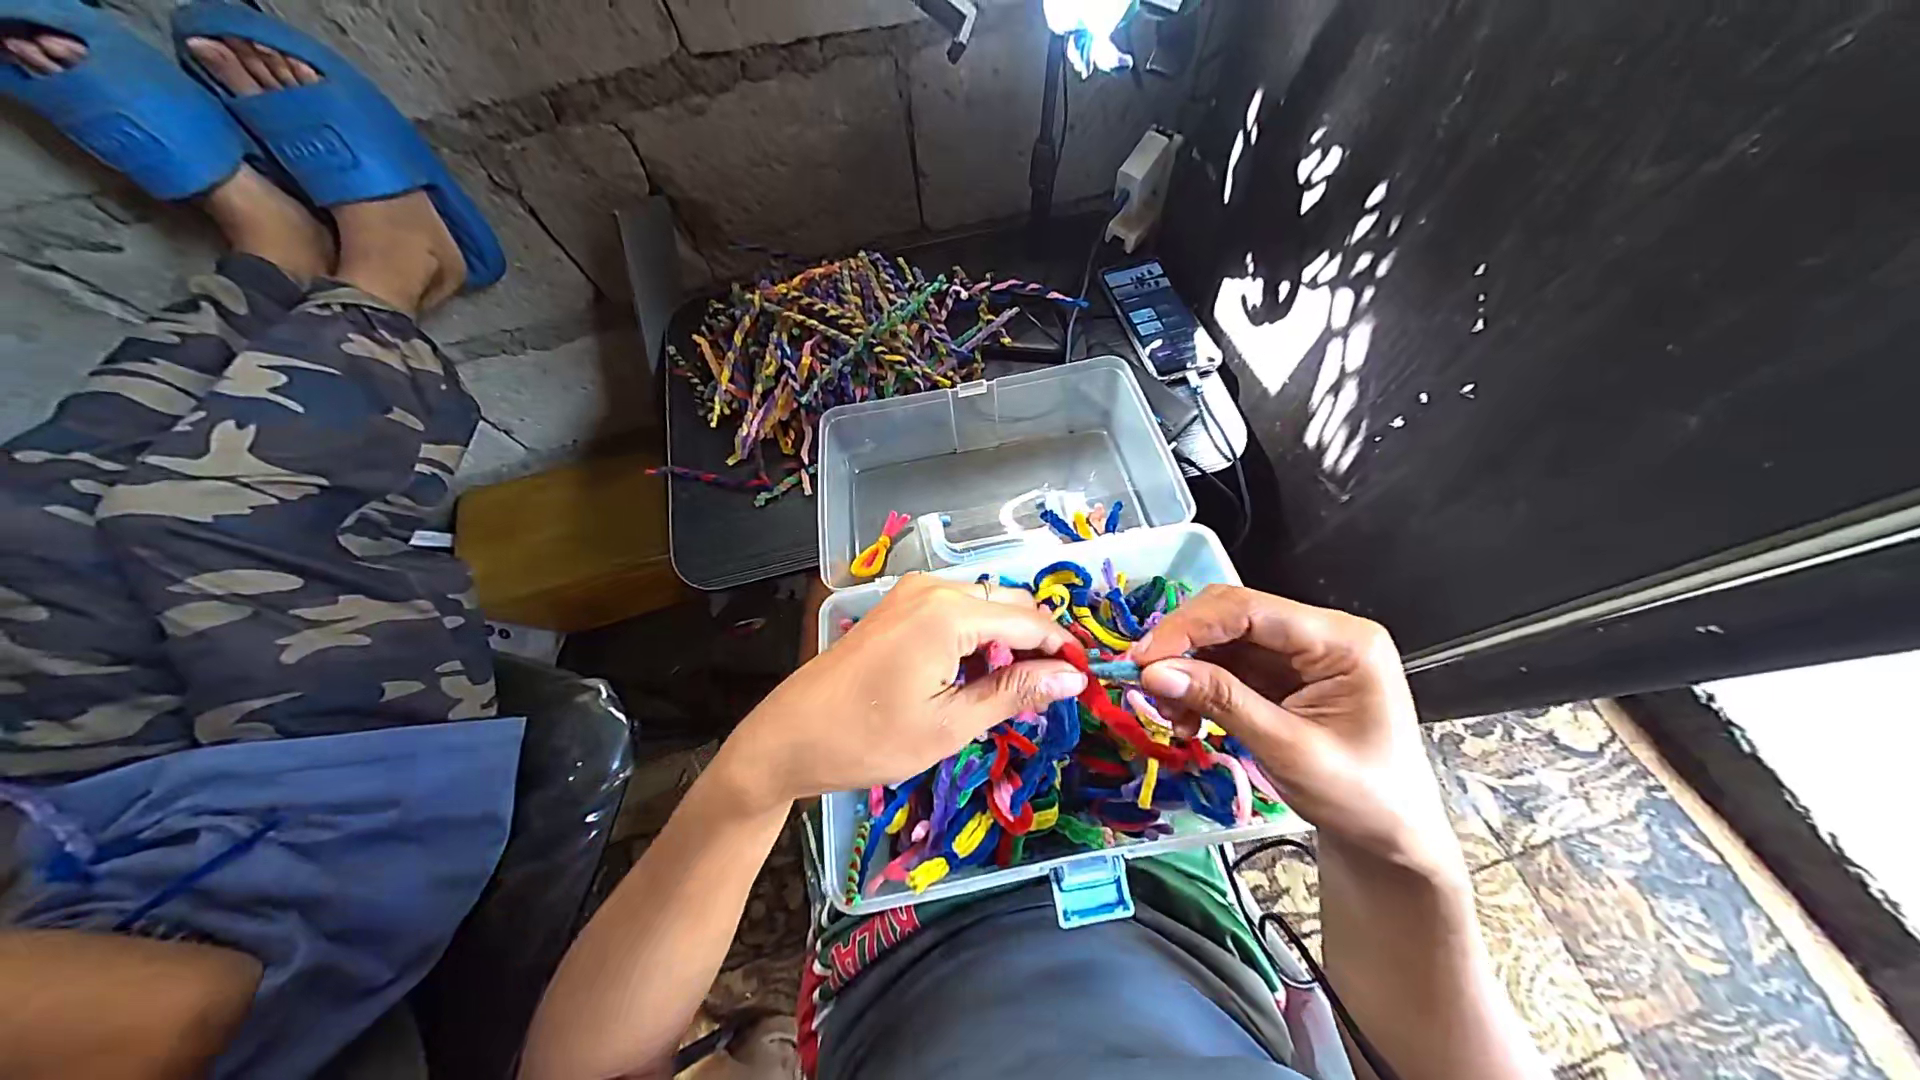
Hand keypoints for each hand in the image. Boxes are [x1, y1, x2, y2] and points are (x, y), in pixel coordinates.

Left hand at [715, 576, 1086, 811]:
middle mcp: (934, 588)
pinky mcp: (899, 605)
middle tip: (1043, 697)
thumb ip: (1015, 692)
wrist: (789, 736)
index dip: (1063, 651)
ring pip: (984, 606)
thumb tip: (1072, 678)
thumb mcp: (951, 724)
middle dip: (1035, 645)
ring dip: (1005, 643)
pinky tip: (973, 677)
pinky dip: (976, 639)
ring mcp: (912, 593)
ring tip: (1007, 694)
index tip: (1084, 684)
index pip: (1031, 621)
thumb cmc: (869, 738)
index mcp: (950, 612)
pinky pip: (956, 611)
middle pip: (1009, 604)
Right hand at [1130, 585, 1463, 880]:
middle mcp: (1317, 634)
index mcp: (1342, 641)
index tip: (1142, 659)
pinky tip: (1185, 717)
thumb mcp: (1289, 750)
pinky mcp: (1277, 673)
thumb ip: (1222, 703)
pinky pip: (1221, 664)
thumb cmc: (1361, 798)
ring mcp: (1296, 653)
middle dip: (1181, 646)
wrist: (1389, 838)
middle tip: (1145, 683)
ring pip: (1218, 639)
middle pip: (1229, 615)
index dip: (1188, 627)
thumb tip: (1153, 673)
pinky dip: (1194, 686)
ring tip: (1169, 714)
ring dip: (1183, 670)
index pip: (1249, 610)